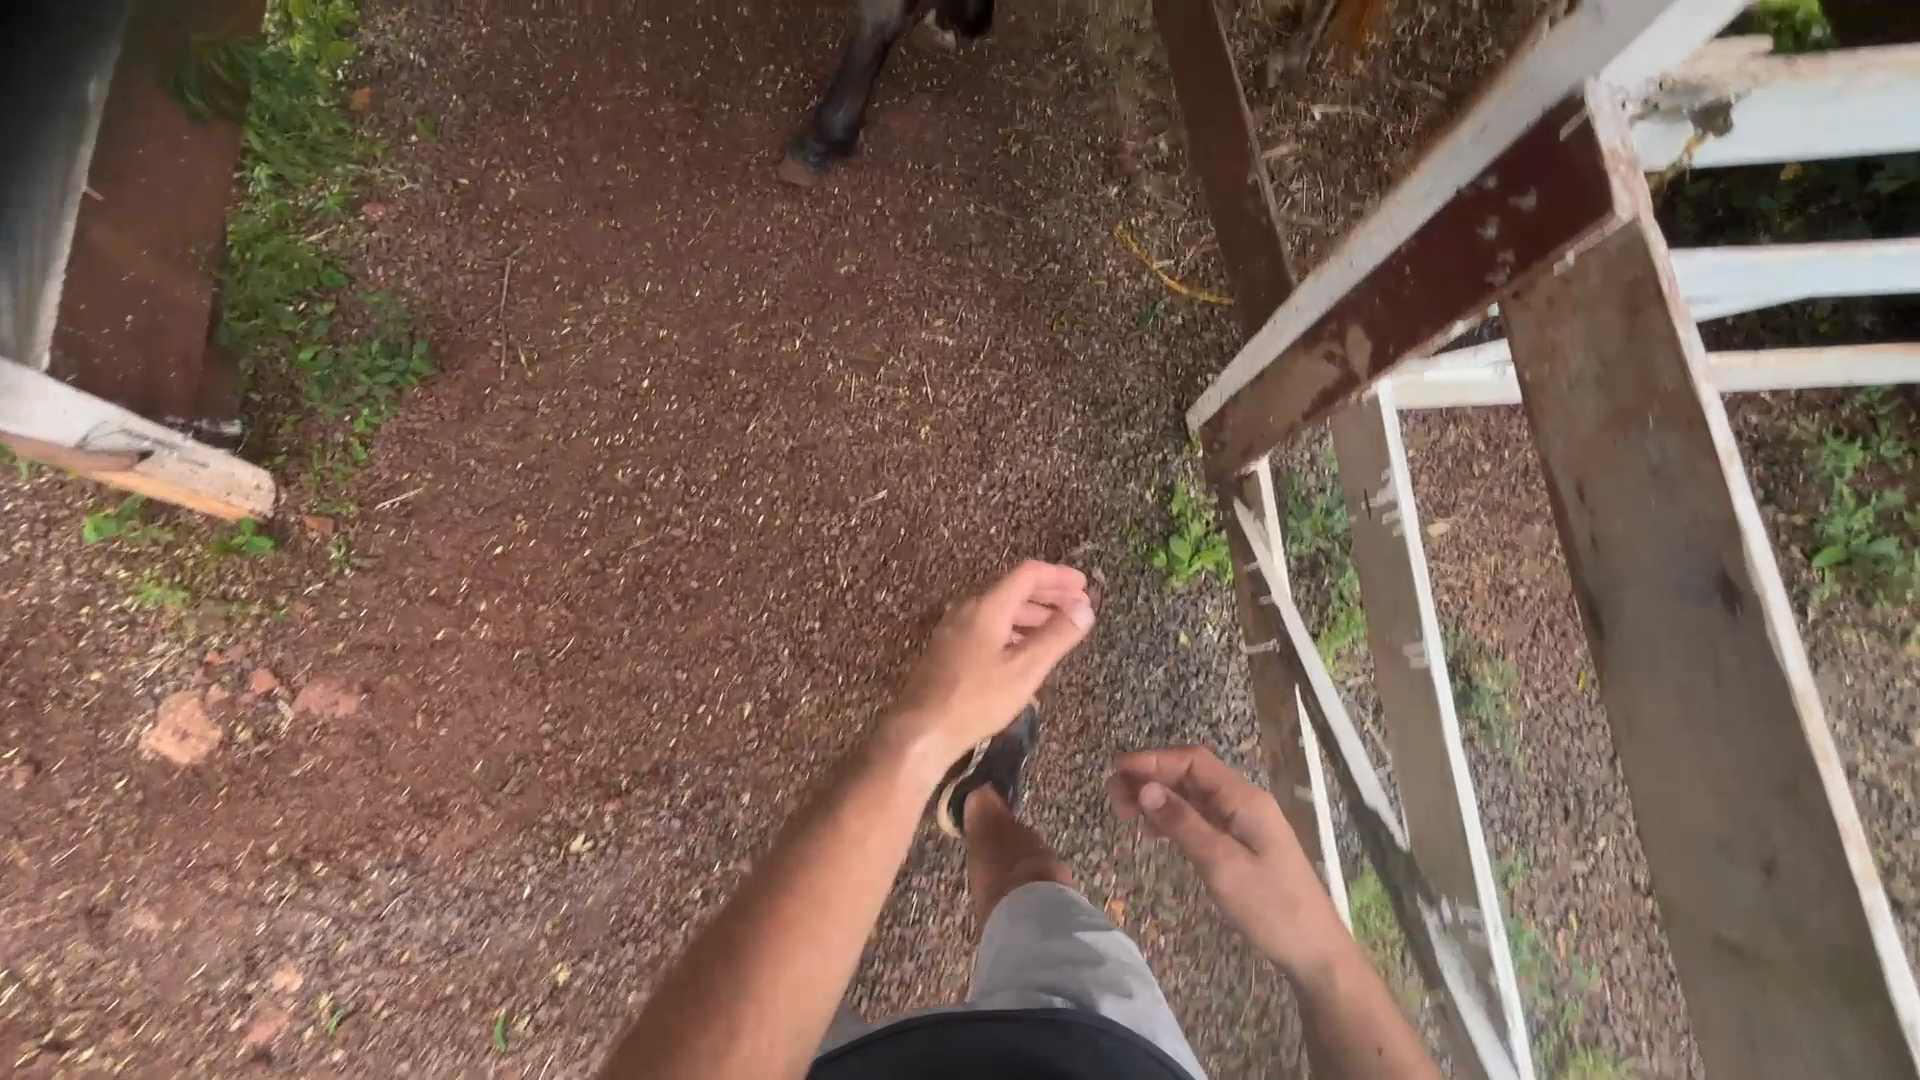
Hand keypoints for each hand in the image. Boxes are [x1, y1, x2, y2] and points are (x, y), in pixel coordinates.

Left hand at [883, 561, 1094, 765]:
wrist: (922, 730)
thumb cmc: (976, 699)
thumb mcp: (1025, 669)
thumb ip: (1057, 636)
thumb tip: (1086, 608)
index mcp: (987, 606)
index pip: (1028, 574)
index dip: (1059, 576)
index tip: (1084, 586)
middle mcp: (968, 609)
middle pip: (1014, 590)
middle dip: (1049, 596)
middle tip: (1077, 607)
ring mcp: (955, 629)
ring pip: (1000, 611)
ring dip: (1032, 616)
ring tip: (1057, 631)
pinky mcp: (949, 649)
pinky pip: (988, 629)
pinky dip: (1013, 632)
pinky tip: (1025, 655)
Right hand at [1107, 746, 1347, 978]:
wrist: (1315, 953)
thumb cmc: (1272, 908)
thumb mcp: (1221, 865)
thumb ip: (1183, 823)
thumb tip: (1146, 787)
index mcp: (1244, 799)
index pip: (1192, 761)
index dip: (1152, 760)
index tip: (1116, 769)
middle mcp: (1243, 802)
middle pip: (1190, 775)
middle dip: (1150, 777)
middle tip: (1113, 794)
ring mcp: (1242, 823)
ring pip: (1192, 796)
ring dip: (1157, 797)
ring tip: (1123, 810)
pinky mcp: (1240, 844)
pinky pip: (1199, 817)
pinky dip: (1171, 817)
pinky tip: (1151, 828)